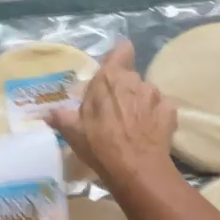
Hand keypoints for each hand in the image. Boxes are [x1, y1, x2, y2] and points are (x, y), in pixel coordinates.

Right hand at [46, 39, 177, 187]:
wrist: (136, 169)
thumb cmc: (100, 145)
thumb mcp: (73, 132)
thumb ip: (61, 117)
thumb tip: (48, 113)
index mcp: (110, 78)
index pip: (121, 49)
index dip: (117, 56)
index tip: (110, 69)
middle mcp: (135, 80)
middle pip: (129, 76)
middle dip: (121, 89)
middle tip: (111, 110)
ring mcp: (156, 95)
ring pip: (145, 93)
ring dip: (137, 103)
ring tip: (130, 124)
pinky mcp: (170, 112)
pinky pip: (160, 108)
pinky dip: (154, 116)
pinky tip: (147, 132)